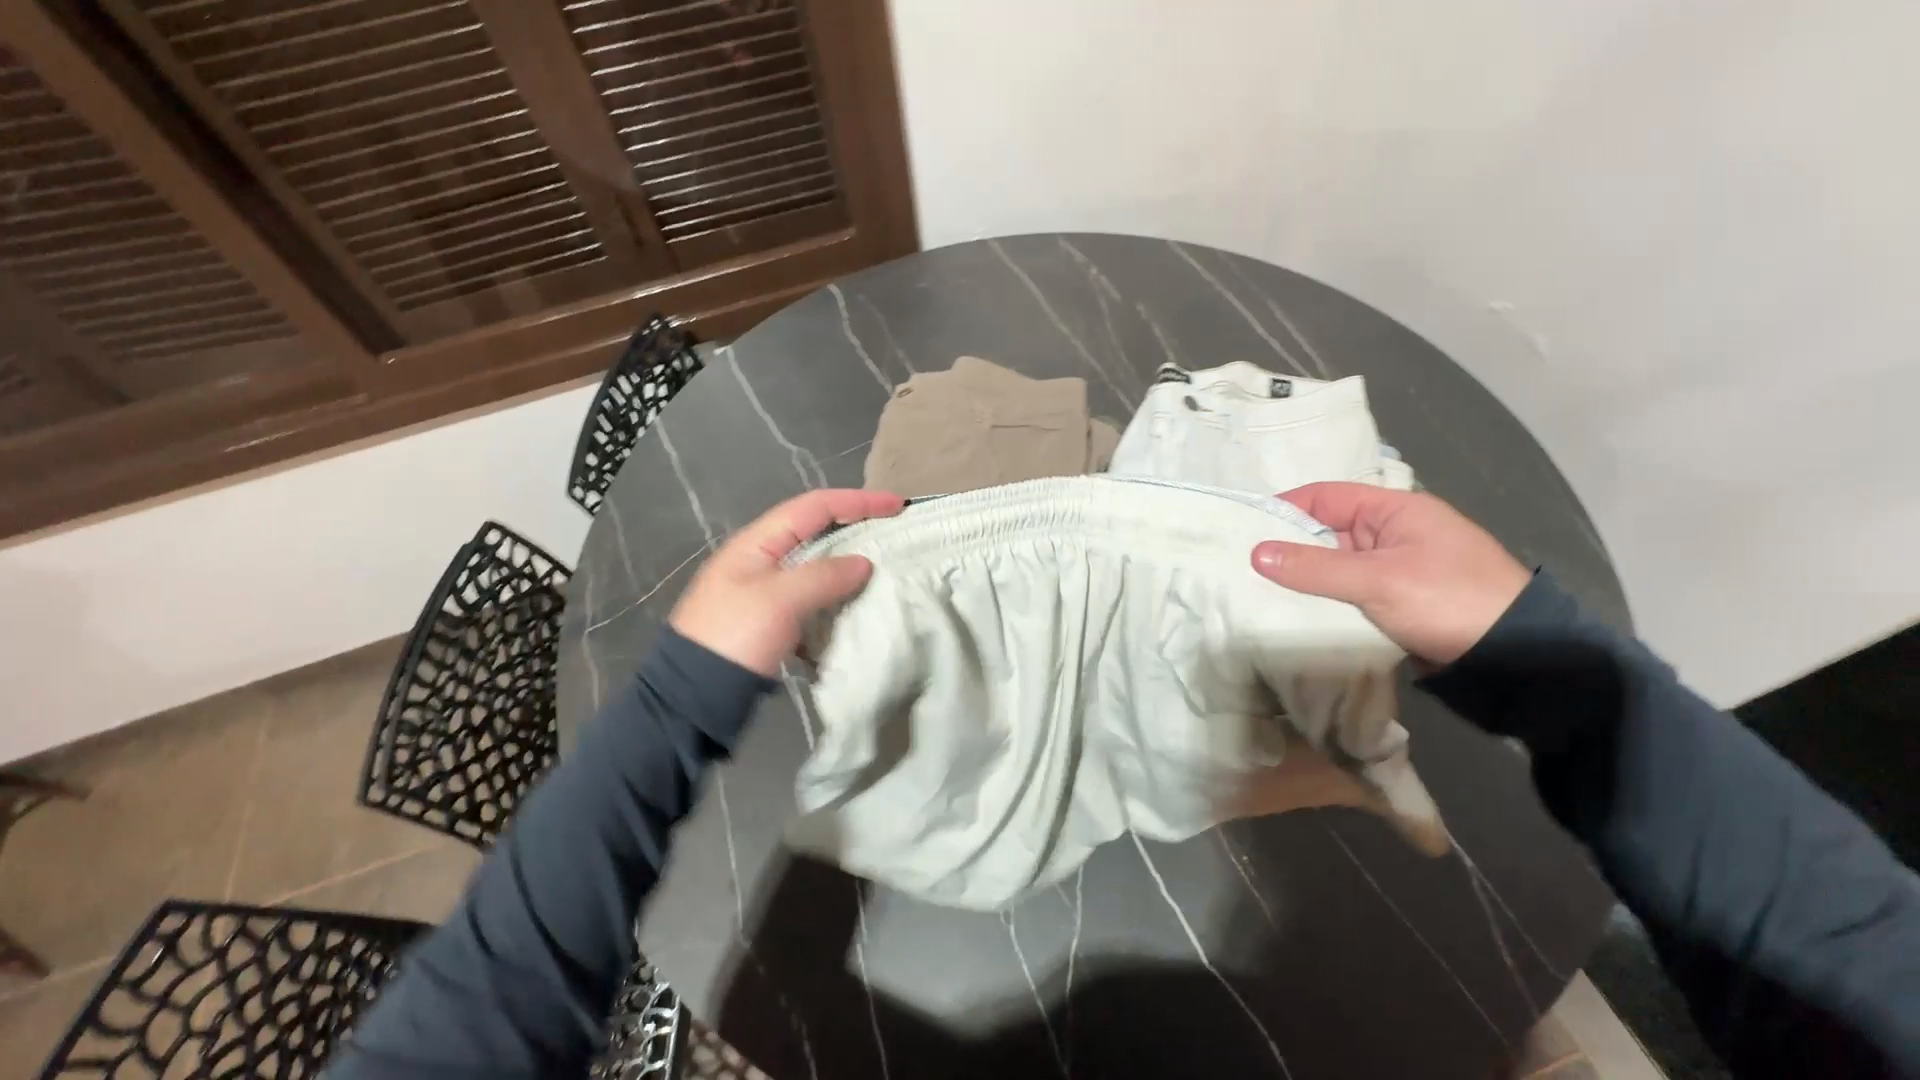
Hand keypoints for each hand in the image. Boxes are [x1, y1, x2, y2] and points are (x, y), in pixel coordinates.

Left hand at [670, 489, 904, 675]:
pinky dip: (836, 599)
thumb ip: (824, 575)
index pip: (815, 506)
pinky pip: (811, 599)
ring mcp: (764, 591)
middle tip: (895, 536)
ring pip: (816, 567)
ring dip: (849, 567)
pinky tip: (857, 608)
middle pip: (816, 532)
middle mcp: (761, 559)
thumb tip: (863, 562)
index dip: (857, 501)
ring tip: (884, 572)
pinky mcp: (770, 621)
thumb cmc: (735, 636)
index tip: (897, 506)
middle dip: (856, 529)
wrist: (693, 693)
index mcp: (757, 542)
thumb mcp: (780, 599)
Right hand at [1250, 482, 1531, 664]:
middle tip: (1242, 568)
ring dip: (1305, 580)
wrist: (1518, 657)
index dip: (1284, 508)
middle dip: (1288, 548)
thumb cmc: (1448, 601)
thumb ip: (1314, 567)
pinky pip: (1350, 594)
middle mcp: (1394, 533)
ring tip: (1259, 594)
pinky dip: (1325, 602)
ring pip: (1336, 566)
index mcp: (1395, 510)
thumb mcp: (1377, 580)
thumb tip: (1255, 552)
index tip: (1243, 530)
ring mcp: (1397, 569)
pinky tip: (1296, 615)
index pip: (1326, 497)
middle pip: (1327, 532)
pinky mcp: (1399, 603)